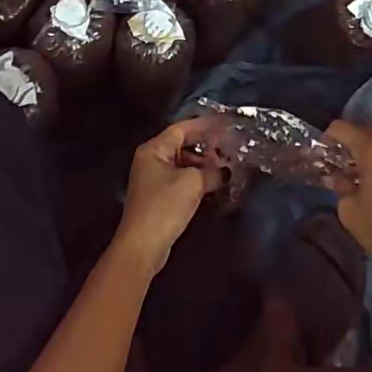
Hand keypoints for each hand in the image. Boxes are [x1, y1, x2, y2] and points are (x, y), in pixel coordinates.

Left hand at [116, 120, 220, 272]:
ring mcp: (153, 179)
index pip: (183, 128)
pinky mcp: (158, 197)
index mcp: (154, 149)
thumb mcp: (193, 183)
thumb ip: (212, 172)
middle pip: (182, 144)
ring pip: (183, 163)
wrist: (142, 247)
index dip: (205, 125)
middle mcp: (151, 160)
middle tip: (229, 146)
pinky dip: (197, 178)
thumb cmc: (164, 206)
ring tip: (226, 166)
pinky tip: (214, 183)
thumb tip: (225, 171)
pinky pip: (181, 178)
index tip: (225, 124)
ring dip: (203, 164)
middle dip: (206, 146)